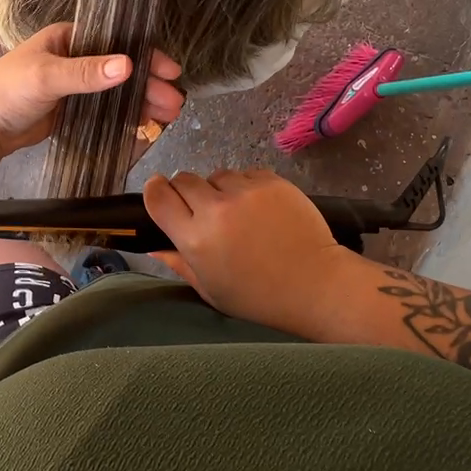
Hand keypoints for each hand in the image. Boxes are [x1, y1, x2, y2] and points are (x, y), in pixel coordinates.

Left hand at [0, 22, 183, 157]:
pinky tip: (145, 127)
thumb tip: (127, 64)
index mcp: (70, 37)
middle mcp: (76, 57)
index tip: (171, 72)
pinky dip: (125, 117)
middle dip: (149, 84)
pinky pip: (106, 111)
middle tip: (175, 104)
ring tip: (168, 117)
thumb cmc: (8, 90)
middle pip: (122, 68)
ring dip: (142, 102)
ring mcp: (75, 86)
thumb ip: (86, 72)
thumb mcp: (47, 77)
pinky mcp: (73, 110)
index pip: (116, 42)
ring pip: (117, 91)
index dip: (146, 55)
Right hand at [145, 168, 358, 335]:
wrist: (317, 285)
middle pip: (183, 179)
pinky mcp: (270, 180)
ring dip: (219, 189)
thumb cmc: (260, 297)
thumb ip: (179, 263)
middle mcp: (215, 209)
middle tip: (204, 211)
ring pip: (216, 175)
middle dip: (187, 191)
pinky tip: (261, 210)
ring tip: (239, 213)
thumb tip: (152, 244)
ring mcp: (245, 192)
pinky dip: (247, 187)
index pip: (157, 196)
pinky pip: (245, 174)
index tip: (161, 194)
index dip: (155, 191)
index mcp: (196, 239)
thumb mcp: (211, 290)